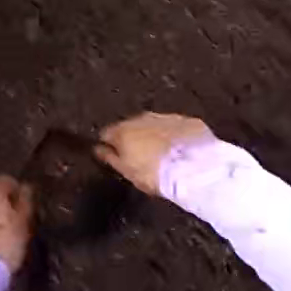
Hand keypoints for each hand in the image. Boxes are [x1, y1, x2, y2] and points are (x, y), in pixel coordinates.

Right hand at [97, 112, 214, 196]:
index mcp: (122, 130)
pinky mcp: (185, 120)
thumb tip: (98, 149)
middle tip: (140, 158)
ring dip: (153, 136)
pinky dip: (173, 136)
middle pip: (130, 127)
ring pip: (152, 125)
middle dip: (132, 139)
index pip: (106, 133)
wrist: (193, 166)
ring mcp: (164, 117)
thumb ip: (109, 158)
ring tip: (161, 155)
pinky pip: (173, 127)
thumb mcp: (126, 171)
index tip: (114, 156)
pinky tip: (179, 150)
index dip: (108, 145)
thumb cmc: (154, 173)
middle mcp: (141, 118)